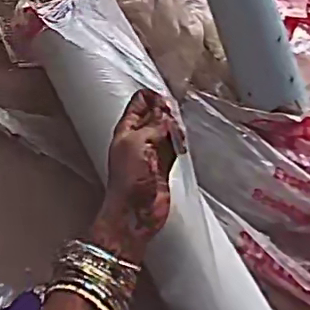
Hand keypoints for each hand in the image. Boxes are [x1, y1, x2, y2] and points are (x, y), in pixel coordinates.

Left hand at [91, 89, 177, 257]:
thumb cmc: (128, 181)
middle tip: (174, 117)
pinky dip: (181, 142)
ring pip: (167, 130)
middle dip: (167, 111)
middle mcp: (139, 138)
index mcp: (126, 129)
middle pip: (156, 114)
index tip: (166, 101)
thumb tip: (166, 111)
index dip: (153, 96)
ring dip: (175, 127)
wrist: (135, 213)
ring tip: (179, 132)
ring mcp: (152, 152)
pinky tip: (183, 142)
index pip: (140, 101)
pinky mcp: (165, 166)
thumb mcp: (138, 143)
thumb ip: (154, 124)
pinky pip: (175, 147)